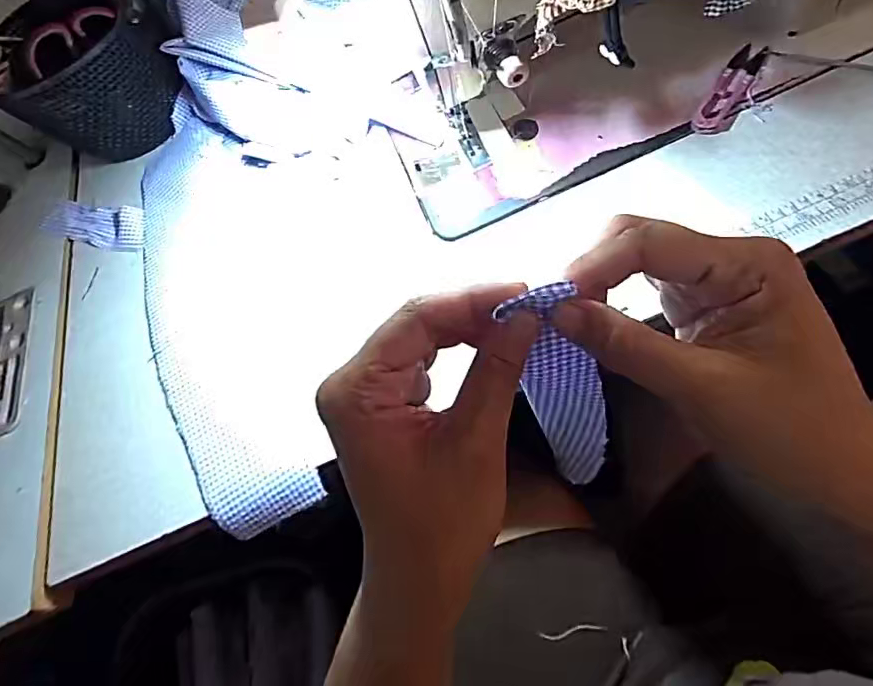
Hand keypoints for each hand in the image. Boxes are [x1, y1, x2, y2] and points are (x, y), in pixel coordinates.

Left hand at [316, 284, 537, 618]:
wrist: (416, 581)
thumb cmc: (441, 529)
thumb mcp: (475, 444)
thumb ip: (496, 371)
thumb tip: (523, 317)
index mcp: (356, 390)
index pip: (414, 320)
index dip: (470, 300)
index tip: (521, 292)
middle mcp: (348, 382)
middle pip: (412, 323)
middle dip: (469, 311)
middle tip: (524, 305)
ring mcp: (359, 390)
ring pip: (415, 336)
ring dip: (463, 326)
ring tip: (511, 319)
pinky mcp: (375, 399)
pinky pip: (414, 357)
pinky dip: (451, 347)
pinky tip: (484, 341)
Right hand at [552, 216, 872, 504]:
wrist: (850, 478)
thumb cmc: (794, 434)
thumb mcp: (703, 391)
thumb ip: (626, 345)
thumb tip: (557, 311)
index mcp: (749, 263)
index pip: (651, 241)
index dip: (597, 264)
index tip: (556, 299)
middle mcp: (732, 256)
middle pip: (639, 236)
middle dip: (593, 265)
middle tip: (558, 306)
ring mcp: (716, 276)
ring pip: (635, 255)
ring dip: (598, 278)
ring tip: (566, 310)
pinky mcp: (701, 299)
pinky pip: (642, 282)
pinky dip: (611, 294)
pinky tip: (592, 313)